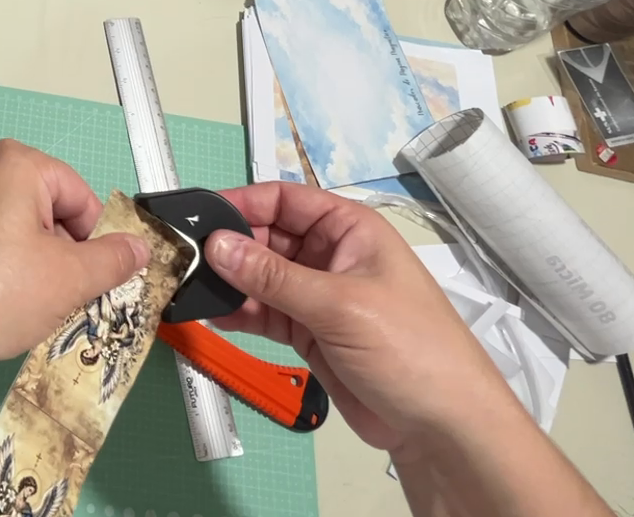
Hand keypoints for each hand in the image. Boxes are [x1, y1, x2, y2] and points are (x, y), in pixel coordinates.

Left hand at [0, 140, 148, 371]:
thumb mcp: (69, 278)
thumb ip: (113, 260)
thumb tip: (140, 248)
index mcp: (18, 162)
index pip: (81, 197)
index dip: (93, 242)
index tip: (88, 279)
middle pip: (50, 209)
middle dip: (62, 254)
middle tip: (55, 295)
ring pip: (20, 228)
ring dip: (33, 265)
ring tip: (21, 303)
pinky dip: (0, 267)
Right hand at [204, 182, 518, 454]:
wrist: (445, 433)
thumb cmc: (410, 349)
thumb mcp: (338, 304)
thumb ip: (272, 276)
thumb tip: (216, 245)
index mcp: (347, 229)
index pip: (284, 200)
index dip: (242, 202)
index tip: (200, 214)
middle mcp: (328, 254)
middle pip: (265, 236)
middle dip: (229, 246)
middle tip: (188, 256)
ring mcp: (315, 293)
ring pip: (258, 275)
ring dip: (229, 281)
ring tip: (193, 286)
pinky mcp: (306, 330)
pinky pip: (262, 310)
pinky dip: (238, 311)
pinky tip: (212, 312)